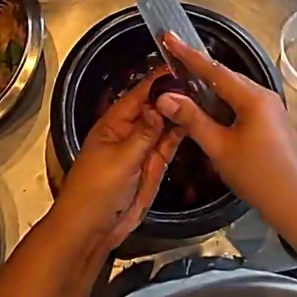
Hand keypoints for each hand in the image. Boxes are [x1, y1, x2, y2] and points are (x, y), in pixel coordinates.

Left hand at [53, 74, 182, 252]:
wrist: (92, 230)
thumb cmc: (94, 192)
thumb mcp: (120, 160)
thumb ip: (144, 133)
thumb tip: (160, 106)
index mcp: (114, 124)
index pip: (138, 94)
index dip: (157, 80)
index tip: (177, 67)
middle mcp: (130, 132)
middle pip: (155, 107)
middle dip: (173, 94)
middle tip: (199, 81)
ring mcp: (143, 149)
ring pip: (165, 124)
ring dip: (180, 112)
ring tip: (204, 96)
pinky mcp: (154, 165)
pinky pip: (170, 144)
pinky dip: (182, 133)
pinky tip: (197, 120)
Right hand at [153, 33, 296, 210]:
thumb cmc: (260, 175)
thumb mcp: (220, 148)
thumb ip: (193, 120)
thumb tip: (166, 97)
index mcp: (252, 97)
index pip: (214, 69)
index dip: (188, 54)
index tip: (170, 37)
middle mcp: (263, 96)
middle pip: (226, 76)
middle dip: (198, 66)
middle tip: (173, 56)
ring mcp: (270, 109)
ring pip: (234, 90)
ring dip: (210, 84)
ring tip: (184, 78)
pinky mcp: (270, 122)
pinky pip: (241, 102)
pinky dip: (221, 100)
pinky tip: (207, 107)